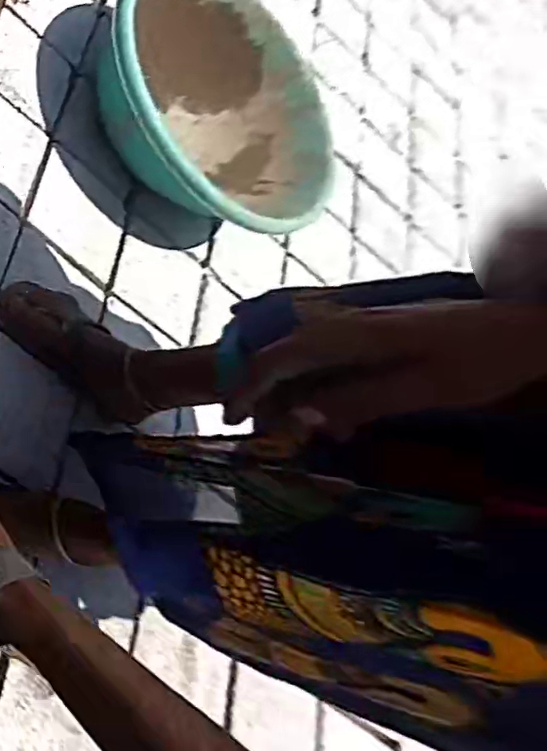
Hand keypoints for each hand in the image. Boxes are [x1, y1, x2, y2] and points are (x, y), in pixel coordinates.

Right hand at [223, 299, 546, 440]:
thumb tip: (297, 419)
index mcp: (336, 338)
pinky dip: (310, 382)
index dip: (244, 392)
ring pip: (292, 360)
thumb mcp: (427, 388)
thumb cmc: (484, 358)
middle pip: (271, 360)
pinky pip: (315, 357)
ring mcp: (344, 326)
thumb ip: (357, 401)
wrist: (534, 323)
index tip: (234, 419)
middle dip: (261, 394)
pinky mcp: (360, 332)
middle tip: (268, 427)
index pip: (267, 363)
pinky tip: (334, 404)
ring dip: (288, 391)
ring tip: (308, 423)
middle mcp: (329, 327)